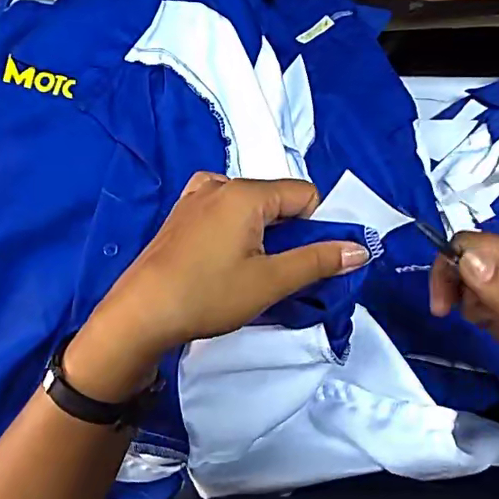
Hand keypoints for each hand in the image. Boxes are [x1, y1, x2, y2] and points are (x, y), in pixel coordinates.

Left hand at [65, 173, 370, 401]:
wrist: (140, 313)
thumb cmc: (206, 295)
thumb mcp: (269, 282)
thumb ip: (317, 261)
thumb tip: (358, 248)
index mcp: (244, 192)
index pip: (304, 194)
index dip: (320, 224)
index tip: (316, 259)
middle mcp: (219, 185)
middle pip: (276, 199)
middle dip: (291, 232)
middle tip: (285, 273)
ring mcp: (195, 198)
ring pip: (250, 207)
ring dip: (264, 234)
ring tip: (255, 272)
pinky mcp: (180, 216)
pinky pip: (224, 212)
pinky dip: (237, 231)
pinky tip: (228, 262)